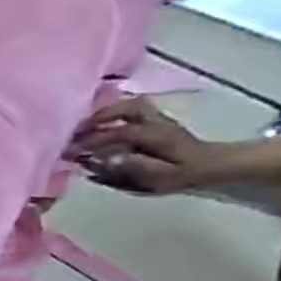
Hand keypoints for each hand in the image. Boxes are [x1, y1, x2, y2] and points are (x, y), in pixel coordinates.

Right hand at [69, 98, 233, 193]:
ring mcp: (158, 118)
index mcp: (156, 135)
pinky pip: (134, 109)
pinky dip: (115, 113)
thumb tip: (110, 159)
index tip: (71, 151)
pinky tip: (102, 124)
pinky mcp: (156, 120)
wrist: (209, 164)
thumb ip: (135, 167)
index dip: (94, 140)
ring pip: (131, 105)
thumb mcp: (160, 176)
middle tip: (75, 132)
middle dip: (99, 118)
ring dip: (106, 112)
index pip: (120, 132)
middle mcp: (157, 121)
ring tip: (85, 127)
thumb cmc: (181, 174)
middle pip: (127, 108)